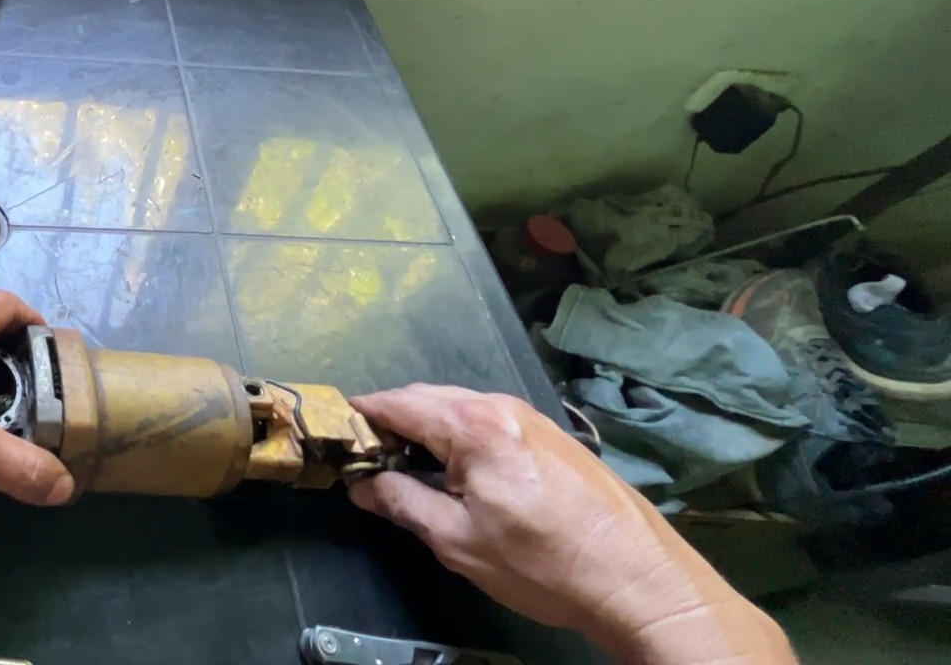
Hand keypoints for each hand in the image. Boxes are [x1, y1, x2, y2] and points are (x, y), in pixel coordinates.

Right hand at [348, 385, 791, 663]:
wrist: (652, 590)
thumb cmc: (545, 564)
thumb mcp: (457, 541)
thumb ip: (400, 503)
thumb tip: (361, 486)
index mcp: (471, 424)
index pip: (395, 403)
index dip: (360, 416)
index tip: (337, 433)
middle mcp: (499, 406)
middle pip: (425, 398)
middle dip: (392, 420)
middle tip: (371, 454)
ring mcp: (531, 417)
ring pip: (458, 407)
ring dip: (428, 427)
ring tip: (414, 466)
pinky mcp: (554, 436)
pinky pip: (489, 420)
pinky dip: (461, 434)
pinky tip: (464, 471)